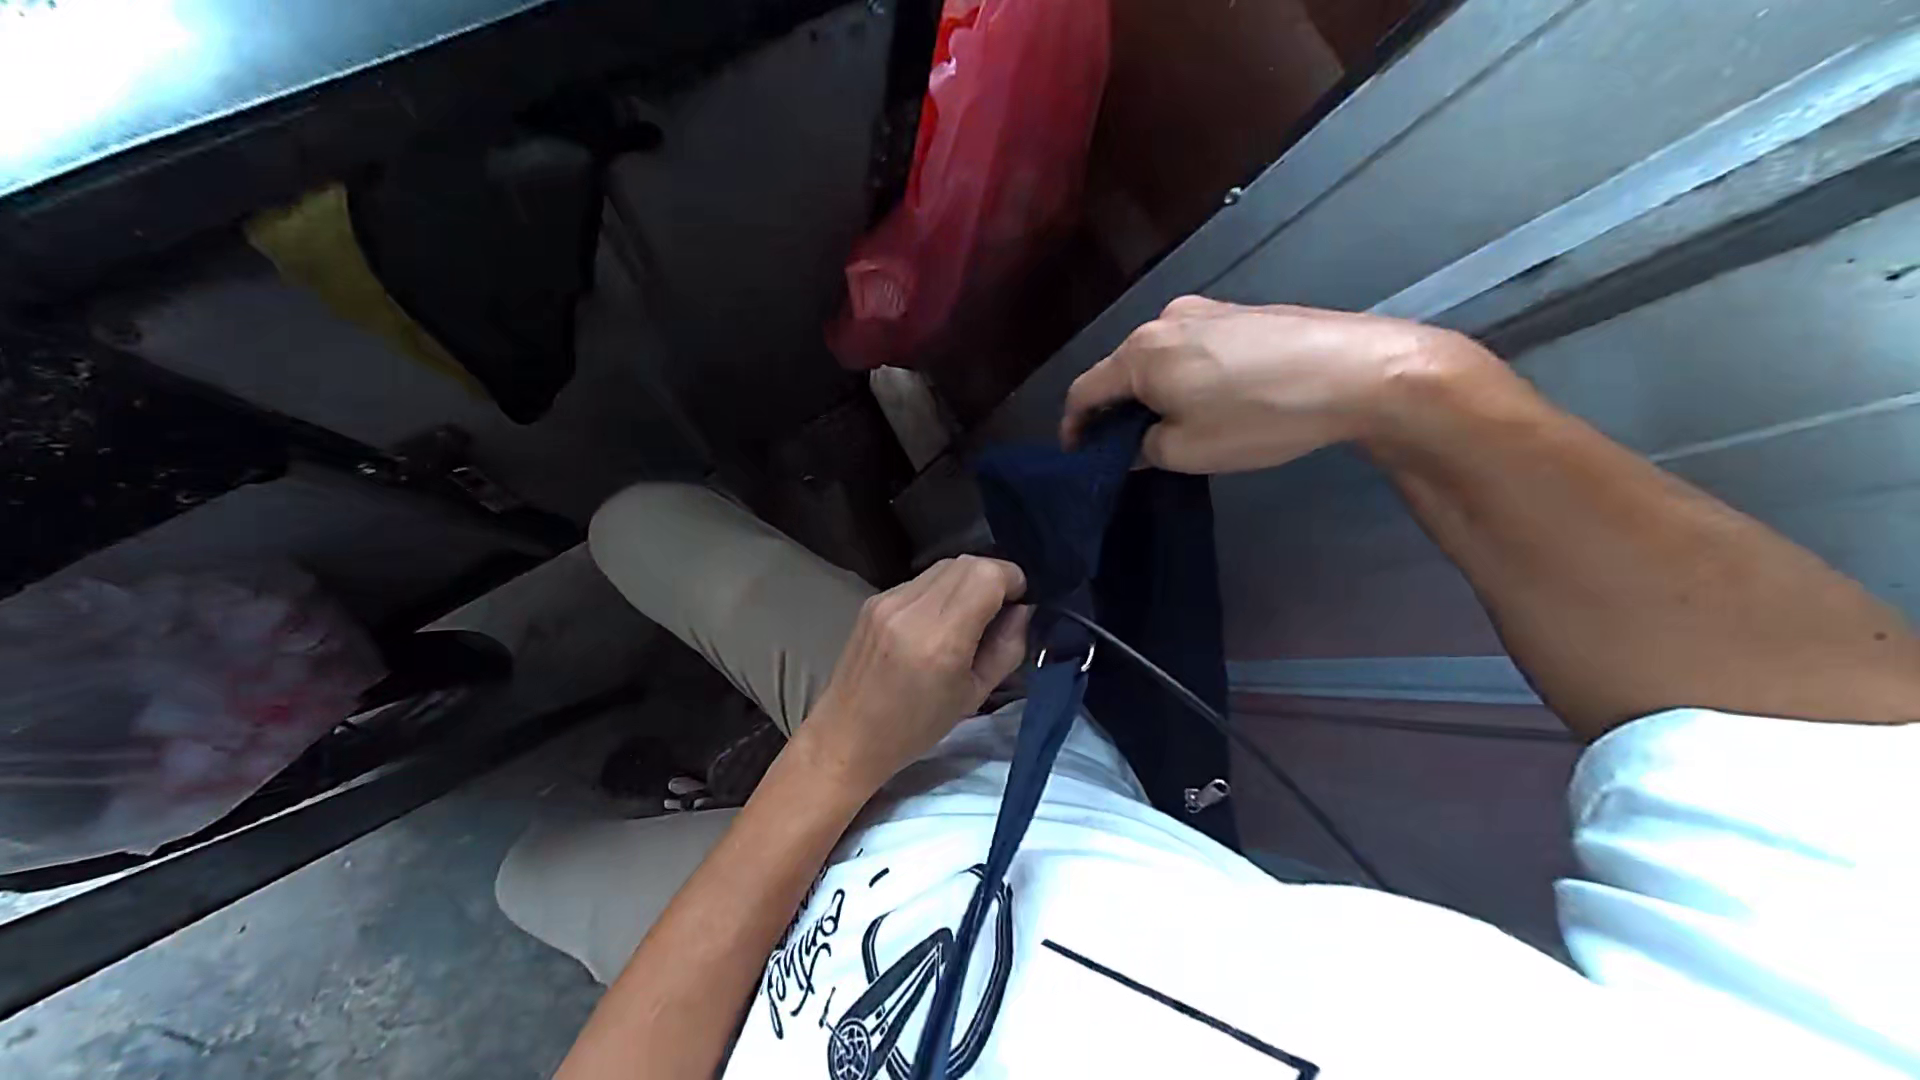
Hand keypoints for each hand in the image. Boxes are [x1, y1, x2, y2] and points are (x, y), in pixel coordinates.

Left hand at [797, 556, 1031, 792]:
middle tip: (998, 611)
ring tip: (969, 616)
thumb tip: (1024, 610)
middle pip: (969, 562)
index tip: (1017, 606)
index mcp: (940, 639)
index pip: (988, 575)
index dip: (1012, 582)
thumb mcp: (975, 694)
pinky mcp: (874, 599)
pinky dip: (942, 590)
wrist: (848, 734)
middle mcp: (911, 609)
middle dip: (994, 578)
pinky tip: (937, 621)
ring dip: (968, 581)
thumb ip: (1008, 647)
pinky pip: (922, 579)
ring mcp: (888, 600)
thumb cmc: (915, 726)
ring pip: (945, 565)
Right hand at [1059, 296, 1497, 473]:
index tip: (1075, 454)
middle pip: (1119, 369)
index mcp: (1140, 353)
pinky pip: (1189, 346)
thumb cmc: (1258, 415)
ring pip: (1156, 356)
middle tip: (1122, 446)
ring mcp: (1205, 309)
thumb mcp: (1186, 450)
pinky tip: (1206, 398)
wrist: (1357, 371)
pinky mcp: (1239, 311)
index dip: (1073, 426)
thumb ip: (1142, 449)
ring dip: (1149, 391)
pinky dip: (1181, 375)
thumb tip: (1133, 444)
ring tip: (1167, 424)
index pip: (1084, 391)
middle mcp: (1164, 320)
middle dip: (1113, 409)